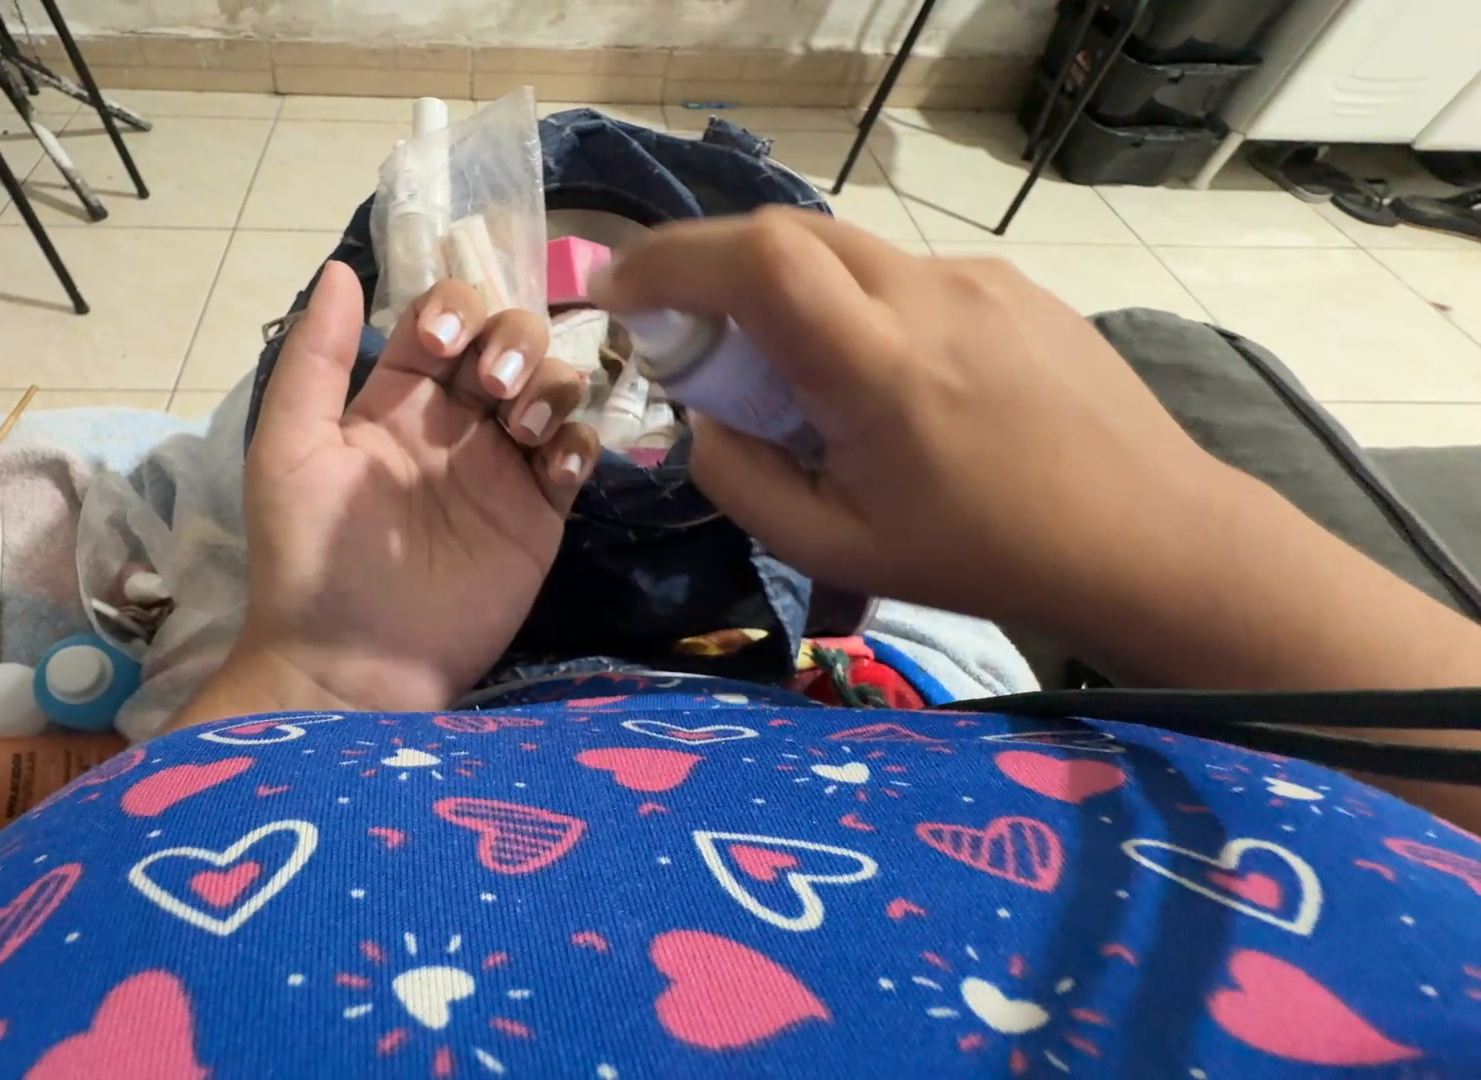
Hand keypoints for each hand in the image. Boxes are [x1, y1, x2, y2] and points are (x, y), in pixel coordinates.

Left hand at [203, 263, 596, 716]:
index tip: (447, 341)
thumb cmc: (314, 555)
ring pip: (554, 387)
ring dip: (549, 386)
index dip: (455, 308)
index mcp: (398, 400)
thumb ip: (317, 359)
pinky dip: (577, 445)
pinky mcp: (540, 513)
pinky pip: (577, 454)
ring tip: (521, 434)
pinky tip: (553, 469)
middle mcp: (457, 423)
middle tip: (492, 390)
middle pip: (511, 339)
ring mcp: (504, 467)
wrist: (357, 659)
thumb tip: (343, 270)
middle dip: (513, 342)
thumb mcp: (291, 449)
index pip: (446, 318)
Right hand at [593, 207, 1229, 638]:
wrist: (1144, 536)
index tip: (618, 288)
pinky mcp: (1005, 282)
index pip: (759, 264)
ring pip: (836, 253)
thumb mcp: (826, 547)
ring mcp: (975, 277)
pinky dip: (839, 305)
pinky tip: (865, 375)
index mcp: (879, 370)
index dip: (672, 259)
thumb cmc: (975, 556)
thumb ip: (736, 476)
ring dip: (773, 292)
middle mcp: (927, 296)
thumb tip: (704, 415)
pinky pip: (889, 275)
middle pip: (786, 235)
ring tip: (780, 372)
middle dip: (705, 268)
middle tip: (680, 332)